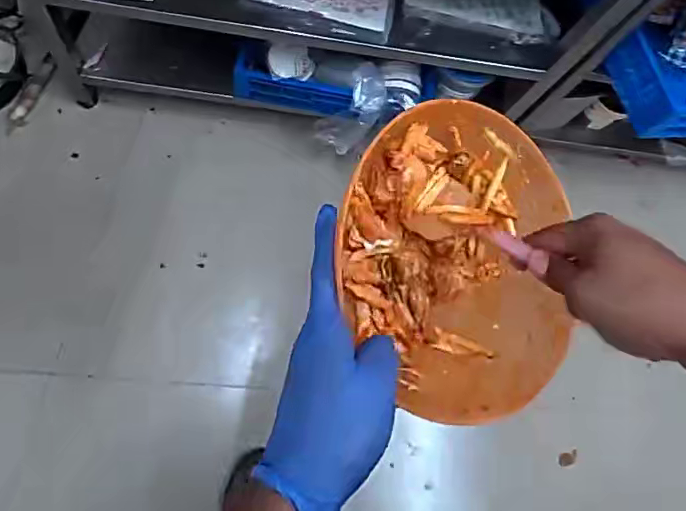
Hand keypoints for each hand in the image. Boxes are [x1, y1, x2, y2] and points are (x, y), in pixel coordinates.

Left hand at [252, 205, 396, 510]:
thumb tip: (379, 340)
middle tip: (373, 248)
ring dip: (355, 304)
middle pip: (331, 292)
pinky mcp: (312, 381)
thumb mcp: (375, 384)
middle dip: (348, 268)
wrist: (300, 477)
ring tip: (385, 294)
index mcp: (324, 326)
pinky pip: (336, 344)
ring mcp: (309, 359)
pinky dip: (354, 333)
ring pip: (335, 320)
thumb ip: (382, 352)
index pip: (324, 270)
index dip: (325, 238)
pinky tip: (374, 344)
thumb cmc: (339, 423)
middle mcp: (312, 335)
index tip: (326, 210)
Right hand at [513, 213, 685, 375]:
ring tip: (602, 321)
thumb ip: (552, 273)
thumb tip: (526, 252)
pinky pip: (618, 282)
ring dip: (588, 292)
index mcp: (592, 228)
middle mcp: (614, 231)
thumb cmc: (640, 307)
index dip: (524, 253)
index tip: (511, 273)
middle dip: (561, 278)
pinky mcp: (658, 274)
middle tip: (568, 308)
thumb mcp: (584, 296)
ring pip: (594, 269)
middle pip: (570, 251)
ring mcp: (639, 251)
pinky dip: (613, 300)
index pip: (544, 235)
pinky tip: (628, 324)